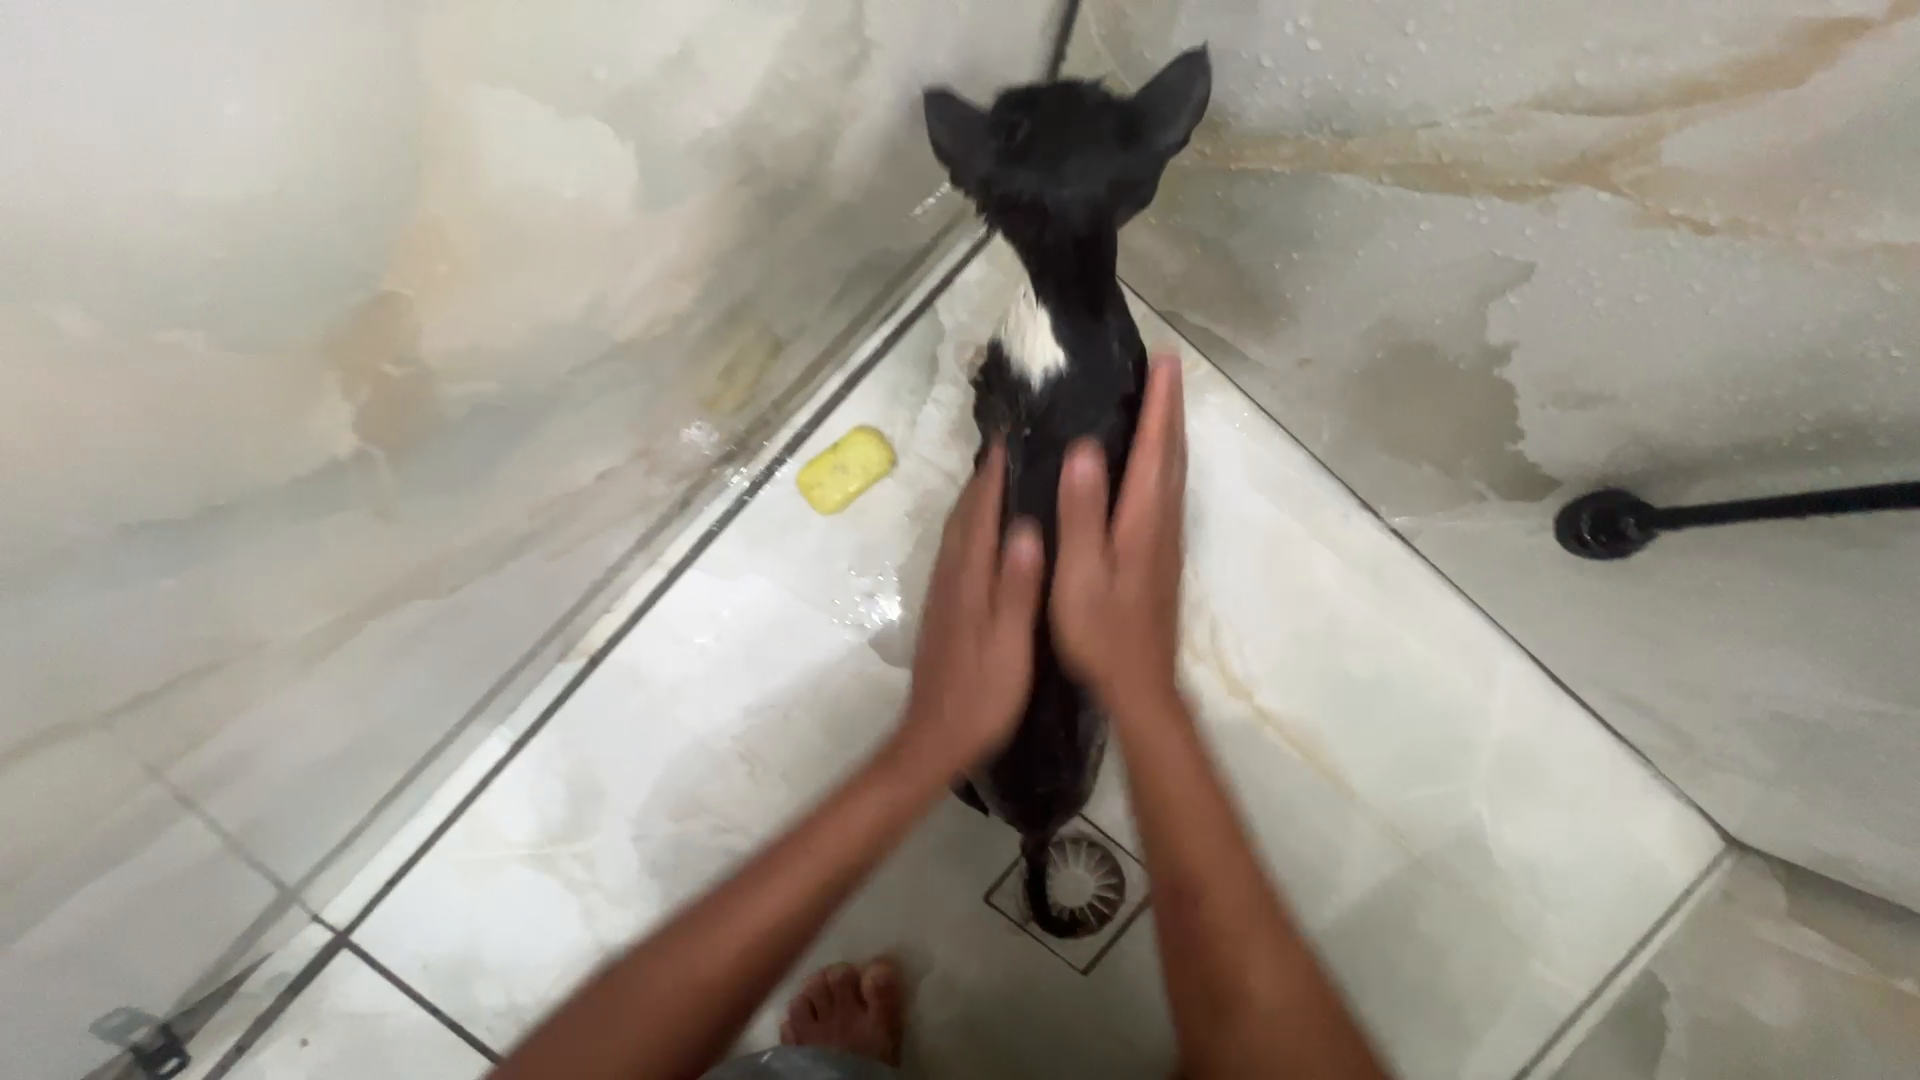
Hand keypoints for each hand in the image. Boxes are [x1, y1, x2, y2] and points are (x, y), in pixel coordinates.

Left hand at [896, 440, 1044, 771]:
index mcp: (969, 581)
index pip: (980, 515)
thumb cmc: (982, 695)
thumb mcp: (1009, 644)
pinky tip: (980, 537)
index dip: (992, 478)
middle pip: (963, 518)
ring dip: (972, 504)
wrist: (935, 737)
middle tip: (1004, 451)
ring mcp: (942, 595)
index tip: (1007, 441)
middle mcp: (949, 578)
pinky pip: (954, 554)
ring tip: (995, 481)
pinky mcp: (942, 612)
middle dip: (981, 482)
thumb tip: (1025, 527)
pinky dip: (967, 531)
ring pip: (956, 535)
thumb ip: (1017, 587)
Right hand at [1052, 353, 1187, 709]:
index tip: (1164, 359)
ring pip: (1174, 473)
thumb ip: (1082, 514)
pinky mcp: (1160, 556)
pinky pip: (1166, 492)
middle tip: (1166, 367)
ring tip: (1161, 402)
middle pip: (1172, 454)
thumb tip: (1084, 451)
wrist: (1138, 684)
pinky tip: (1150, 465)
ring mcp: (1165, 541)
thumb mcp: (1081, 574)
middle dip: (1171, 408)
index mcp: (1142, 520)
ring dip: (1171, 433)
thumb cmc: (1101, 632)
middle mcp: (1162, 522)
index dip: (1160, 404)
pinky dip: (1164, 463)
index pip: (1155, 449)